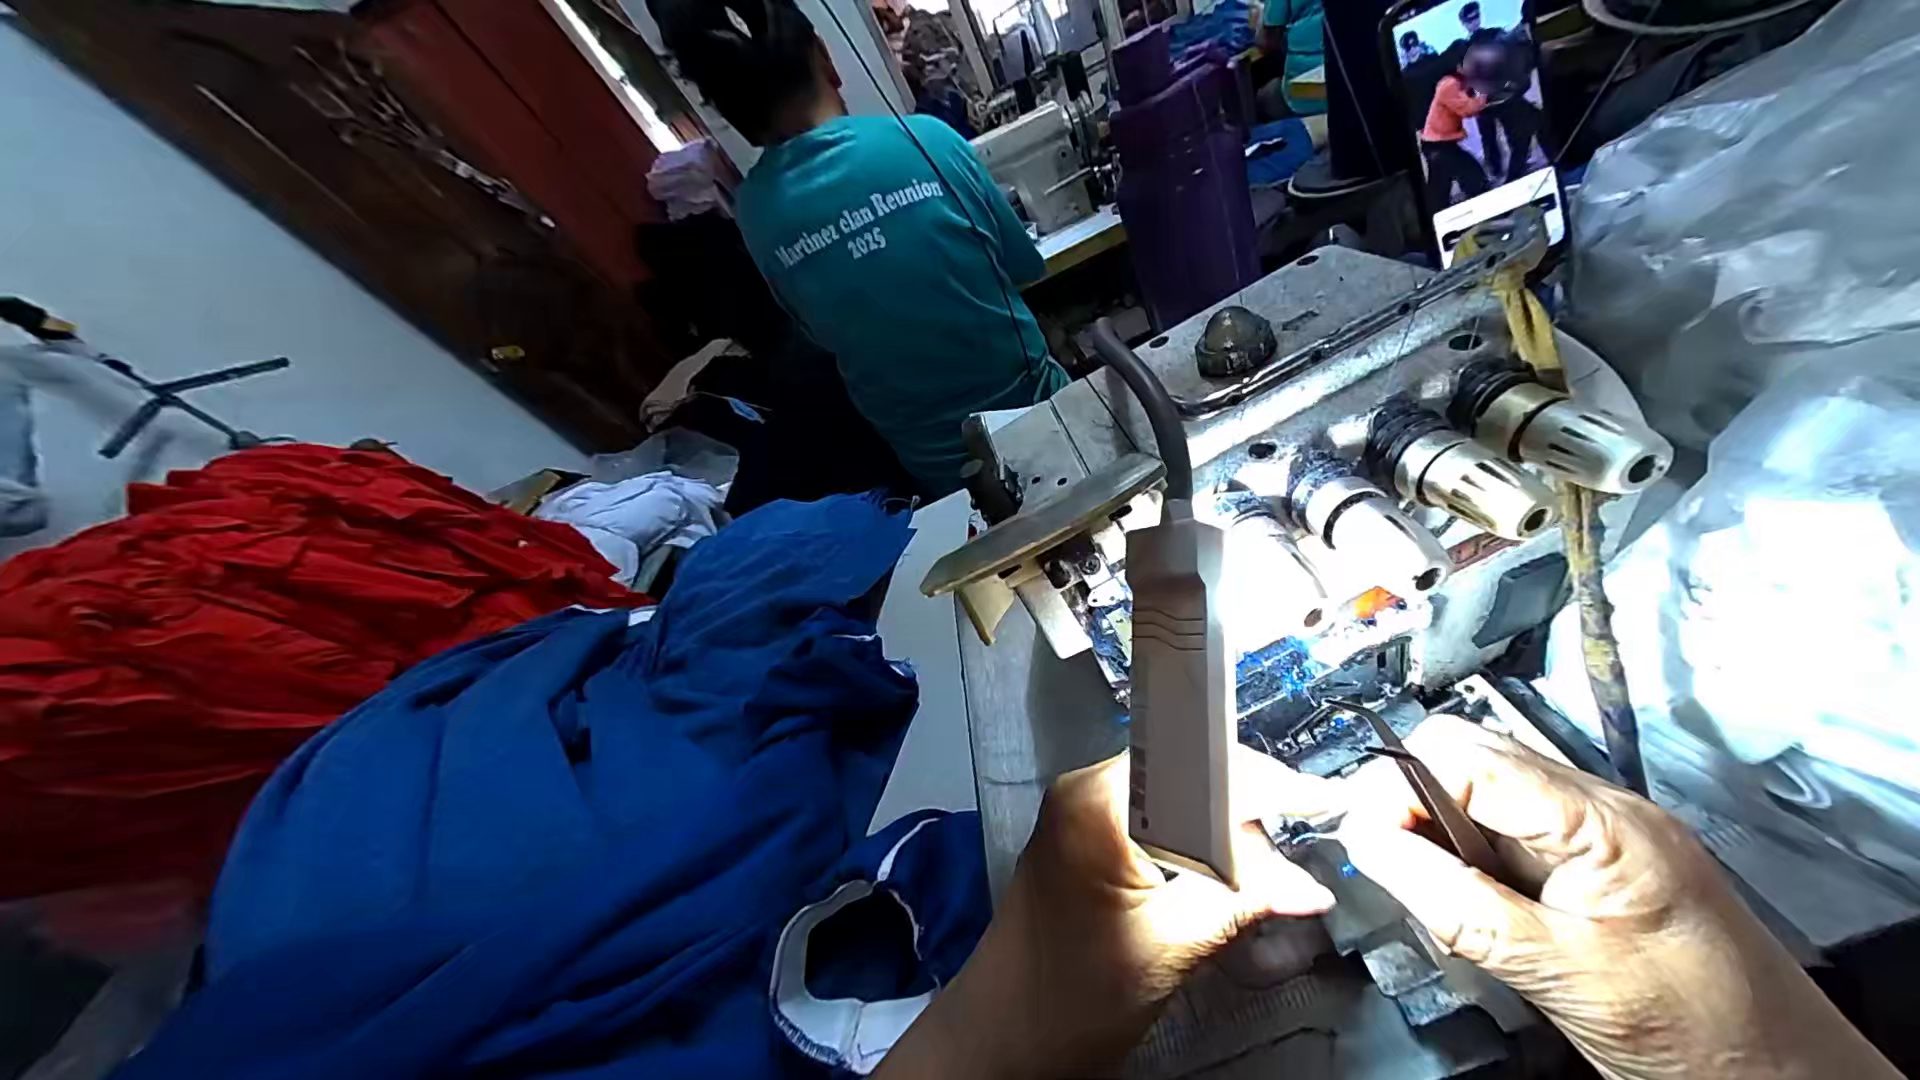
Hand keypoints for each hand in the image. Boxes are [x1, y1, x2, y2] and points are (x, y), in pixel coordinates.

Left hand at [877, 747, 1335, 1078]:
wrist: (1004, 1026)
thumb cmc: (1076, 993)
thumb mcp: (1168, 947)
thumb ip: (1239, 901)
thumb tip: (1311, 886)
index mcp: (1097, 801)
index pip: (1192, 767)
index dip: (1259, 781)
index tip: (1316, 799)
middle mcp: (1083, 786)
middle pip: (1180, 770)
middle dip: (1244, 799)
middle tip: (1302, 827)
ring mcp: (1077, 804)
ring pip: (1167, 789)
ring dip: (1219, 816)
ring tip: (1271, 849)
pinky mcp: (1080, 826)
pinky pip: (1148, 810)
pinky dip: (1190, 829)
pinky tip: (1223, 857)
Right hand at [1338, 716, 1898, 1079]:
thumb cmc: (1707, 1041)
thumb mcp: (1560, 972)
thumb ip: (1452, 901)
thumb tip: (1362, 839)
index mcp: (1604, 823)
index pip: (1464, 758)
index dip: (1398, 786)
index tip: (1364, 833)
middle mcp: (1592, 804)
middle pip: (1459, 750)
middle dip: (1403, 792)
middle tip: (1383, 848)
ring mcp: (1583, 821)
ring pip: (1462, 777)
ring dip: (1423, 817)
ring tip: (1424, 876)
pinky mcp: (1570, 845)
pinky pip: (1482, 812)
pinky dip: (1448, 840)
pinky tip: (1455, 884)